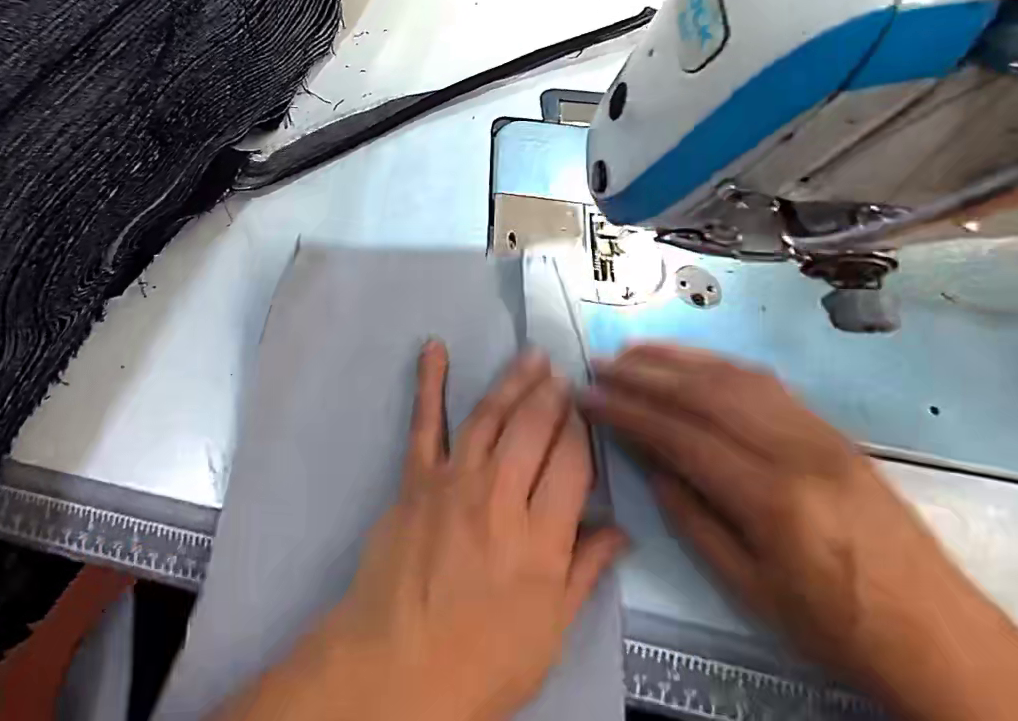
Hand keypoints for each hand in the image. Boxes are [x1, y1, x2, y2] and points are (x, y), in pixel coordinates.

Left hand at [212, 343, 625, 720]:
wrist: (396, 669)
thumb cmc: (482, 660)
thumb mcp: (550, 631)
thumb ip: (586, 572)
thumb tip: (621, 529)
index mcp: (541, 538)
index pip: (573, 462)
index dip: (582, 430)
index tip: (587, 410)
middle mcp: (501, 497)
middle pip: (535, 429)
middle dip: (553, 396)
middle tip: (564, 373)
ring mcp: (454, 481)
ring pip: (490, 416)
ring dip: (514, 381)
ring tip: (532, 357)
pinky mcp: (416, 479)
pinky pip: (425, 422)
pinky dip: (429, 382)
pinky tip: (434, 349)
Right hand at [581, 344, 1017, 720]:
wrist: (939, 634)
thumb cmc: (835, 626)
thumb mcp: (749, 587)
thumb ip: (692, 517)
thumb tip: (652, 463)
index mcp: (772, 498)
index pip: (681, 435)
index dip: (628, 411)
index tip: (589, 396)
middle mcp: (795, 450)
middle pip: (705, 394)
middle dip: (644, 374)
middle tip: (600, 364)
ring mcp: (820, 433)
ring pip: (736, 377)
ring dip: (679, 359)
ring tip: (635, 351)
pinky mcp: (834, 430)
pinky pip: (768, 384)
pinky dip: (720, 365)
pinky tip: (694, 362)